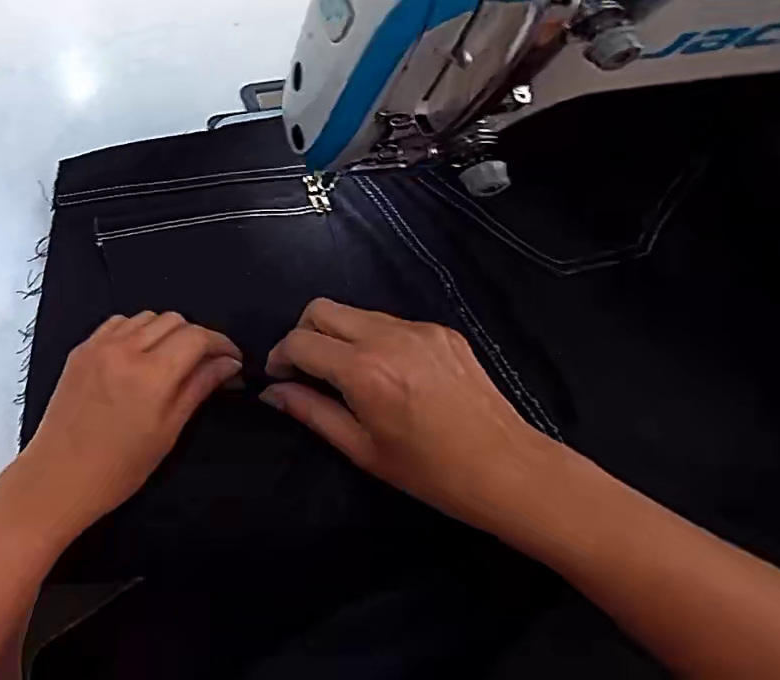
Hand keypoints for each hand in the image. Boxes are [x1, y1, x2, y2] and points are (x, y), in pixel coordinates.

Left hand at [0, 312, 241, 540]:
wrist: (56, 480)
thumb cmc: (119, 468)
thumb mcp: (169, 431)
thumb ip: (200, 387)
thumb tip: (229, 362)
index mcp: (152, 374)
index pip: (198, 337)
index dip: (221, 343)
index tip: (232, 359)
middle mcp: (126, 350)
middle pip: (176, 320)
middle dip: (197, 337)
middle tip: (204, 363)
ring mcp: (100, 345)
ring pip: (148, 317)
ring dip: (167, 332)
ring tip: (171, 359)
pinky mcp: (82, 349)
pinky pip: (119, 323)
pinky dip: (137, 331)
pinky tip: (139, 354)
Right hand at [262, 299, 556, 527]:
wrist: (507, 468)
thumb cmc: (430, 472)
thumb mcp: (362, 449)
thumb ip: (311, 412)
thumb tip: (272, 392)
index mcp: (364, 369)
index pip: (301, 340)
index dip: (279, 355)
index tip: (278, 376)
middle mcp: (387, 335)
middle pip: (322, 308)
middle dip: (304, 333)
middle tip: (307, 369)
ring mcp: (418, 327)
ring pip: (357, 313)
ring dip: (340, 335)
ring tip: (351, 375)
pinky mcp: (441, 329)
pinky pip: (392, 322)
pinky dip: (376, 340)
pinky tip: (393, 375)